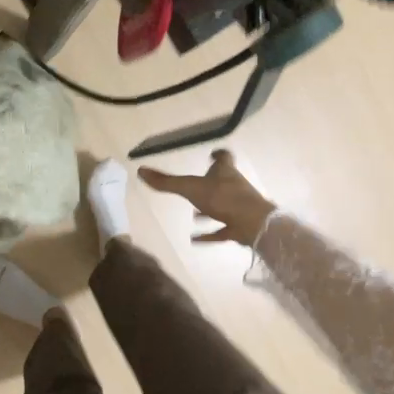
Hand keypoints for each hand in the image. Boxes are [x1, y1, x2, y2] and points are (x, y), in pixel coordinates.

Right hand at [138, 149, 277, 244]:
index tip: (213, 153)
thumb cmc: (223, 199)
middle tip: (196, 187)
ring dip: (208, 210)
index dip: (218, 154)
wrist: (253, 224)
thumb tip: (141, 170)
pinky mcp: (240, 226)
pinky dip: (209, 234)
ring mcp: (239, 207)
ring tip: (193, 216)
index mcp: (226, 172)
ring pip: (223, 206)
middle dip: (210, 184)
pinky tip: (194, 240)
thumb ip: (167, 182)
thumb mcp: (190, 189)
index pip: (224, 157)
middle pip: (223, 181)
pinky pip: (222, 230)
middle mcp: (234, 186)